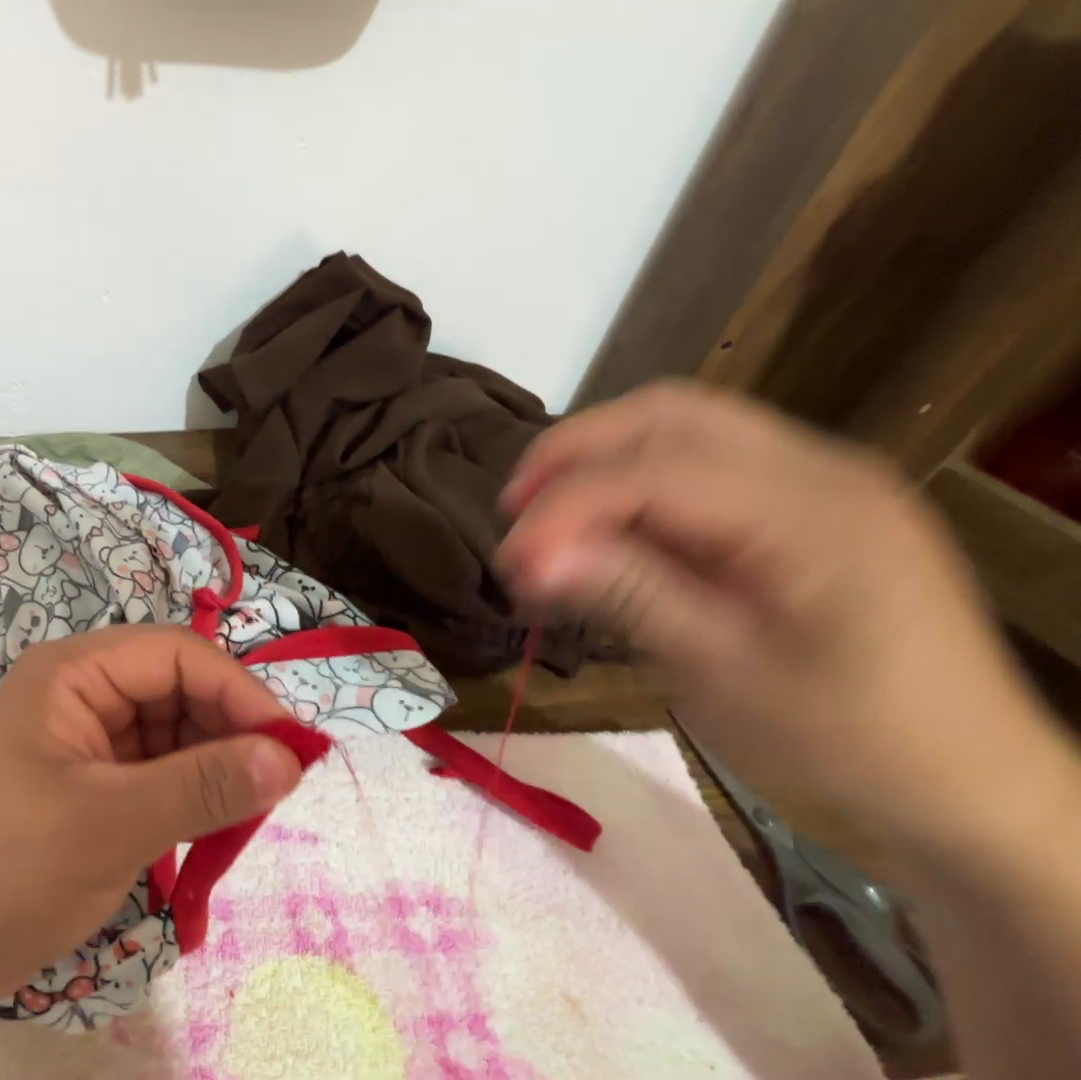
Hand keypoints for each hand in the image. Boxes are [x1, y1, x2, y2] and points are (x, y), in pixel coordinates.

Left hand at [0, 625, 302, 1004]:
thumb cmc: (8, 871)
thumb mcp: (113, 825)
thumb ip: (204, 785)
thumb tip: (292, 757)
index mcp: (71, 673)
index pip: (175, 654)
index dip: (239, 692)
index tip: (292, 749)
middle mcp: (76, 691)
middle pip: (175, 688)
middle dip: (229, 730)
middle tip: (277, 788)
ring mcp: (80, 737)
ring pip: (170, 730)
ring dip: (212, 764)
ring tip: (246, 812)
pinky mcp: (85, 780)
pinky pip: (152, 769)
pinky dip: (187, 792)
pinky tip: (210, 824)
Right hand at [496, 381, 1061, 856]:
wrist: (969, 778)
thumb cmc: (847, 740)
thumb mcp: (724, 676)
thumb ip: (628, 596)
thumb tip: (530, 556)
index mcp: (813, 514)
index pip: (654, 471)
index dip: (565, 507)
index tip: (509, 563)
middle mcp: (824, 467)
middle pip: (668, 414)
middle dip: (574, 454)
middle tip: (515, 513)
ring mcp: (825, 476)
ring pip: (684, 424)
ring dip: (602, 459)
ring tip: (550, 518)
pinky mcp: (815, 498)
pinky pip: (709, 458)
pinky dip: (640, 480)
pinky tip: (613, 530)